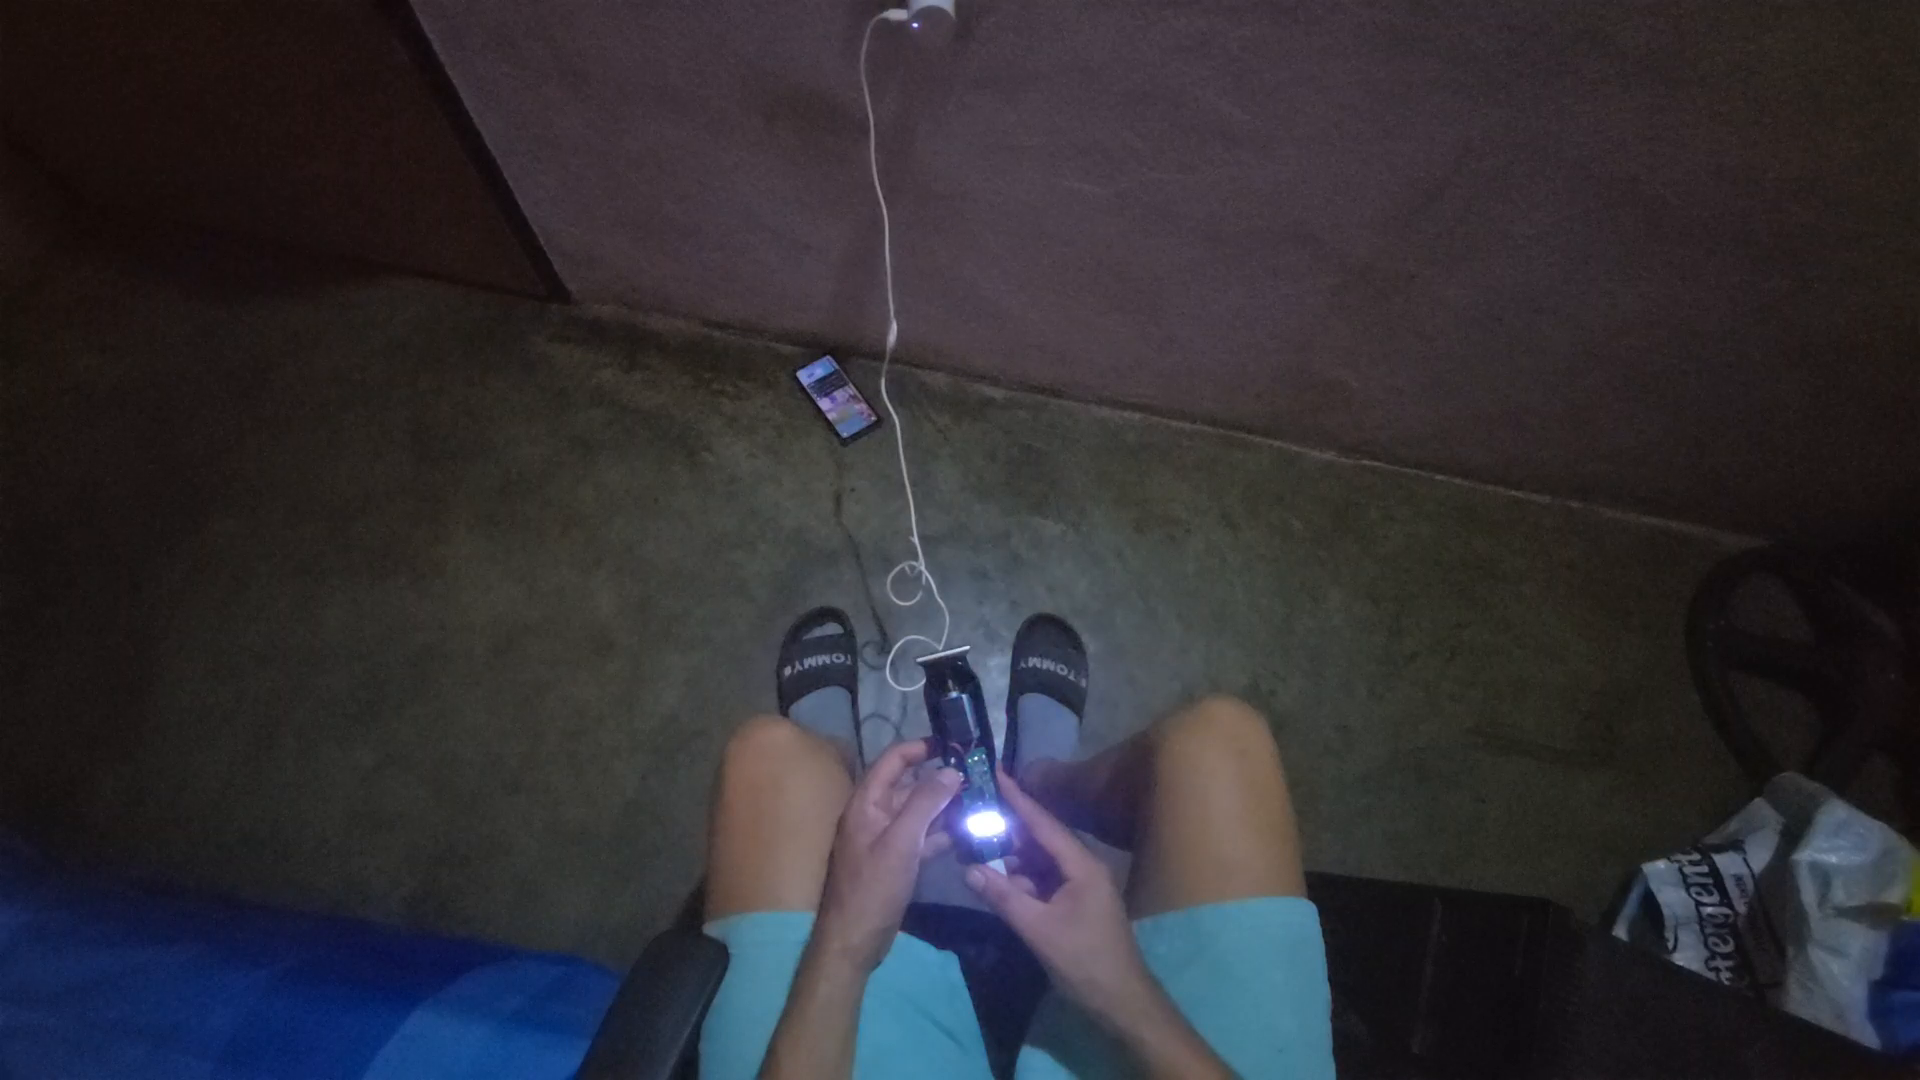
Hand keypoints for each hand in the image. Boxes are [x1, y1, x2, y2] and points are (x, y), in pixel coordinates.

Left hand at [811, 738, 959, 972]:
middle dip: (939, 780)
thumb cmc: (873, 887)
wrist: (853, 942)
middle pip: (908, 785)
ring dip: (944, 806)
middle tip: (974, 776)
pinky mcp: (895, 861)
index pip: (893, 761)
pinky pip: (921, 837)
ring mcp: (884, 839)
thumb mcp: (902, 842)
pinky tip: (966, 833)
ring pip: (917, 812)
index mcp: (866, 802)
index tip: (950, 745)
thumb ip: (925, 803)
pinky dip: (941, 833)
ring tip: (978, 801)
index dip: (919, 748)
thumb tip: (951, 771)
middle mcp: (874, 814)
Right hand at [966, 770, 1233, 1078]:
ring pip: (1040, 858)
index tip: (995, 773)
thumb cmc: (1085, 961)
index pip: (1043, 822)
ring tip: (979, 843)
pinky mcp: (1076, 900)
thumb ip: (1003, 896)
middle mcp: (1083, 865)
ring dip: (1013, 853)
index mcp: (1082, 864)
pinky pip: (1044, 877)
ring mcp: (1081, 883)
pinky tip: (999, 878)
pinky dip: (1022, 876)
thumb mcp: (1039, 929)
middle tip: (977, 809)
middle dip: (1009, 824)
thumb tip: (969, 868)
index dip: (1018, 798)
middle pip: (1041, 836)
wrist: (1122, 1002)